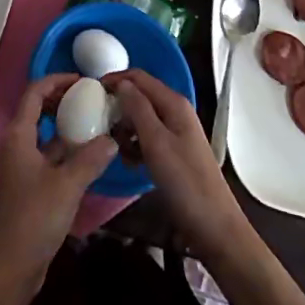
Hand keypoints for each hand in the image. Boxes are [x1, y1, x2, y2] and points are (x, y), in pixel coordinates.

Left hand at [0, 73, 117, 276]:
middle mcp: (16, 143)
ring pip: (46, 132)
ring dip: (67, 124)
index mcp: (18, 134)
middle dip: (64, 99)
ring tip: (96, 121)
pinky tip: (89, 152)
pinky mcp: (30, 182)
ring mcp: (22, 163)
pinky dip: (67, 147)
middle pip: (38, 108)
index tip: (83, 79)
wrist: (13, 264)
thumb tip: (112, 138)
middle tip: (92, 97)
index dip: (57, 80)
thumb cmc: (35, 218)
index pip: (34, 92)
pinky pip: (49, 152)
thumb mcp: (67, 184)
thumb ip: (90, 158)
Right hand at [106, 69, 247, 253]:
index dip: (115, 80)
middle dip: (119, 107)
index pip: (139, 77)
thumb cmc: (184, 182)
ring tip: (115, 148)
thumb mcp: (156, 142)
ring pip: (141, 119)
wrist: (213, 226)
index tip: (90, 92)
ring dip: (125, 130)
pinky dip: (135, 145)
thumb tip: (121, 83)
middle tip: (99, 125)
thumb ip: (137, 108)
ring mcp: (176, 132)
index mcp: (174, 103)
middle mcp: (175, 112)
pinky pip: (147, 138)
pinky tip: (128, 162)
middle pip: (140, 96)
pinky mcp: (173, 152)